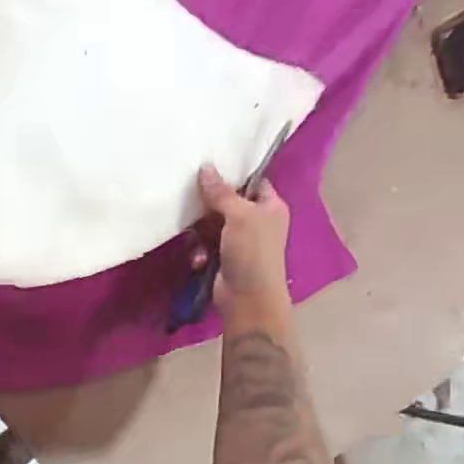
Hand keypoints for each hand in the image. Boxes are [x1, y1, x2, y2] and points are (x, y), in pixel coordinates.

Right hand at [199, 164, 289, 313]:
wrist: (247, 296)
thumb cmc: (251, 251)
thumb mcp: (239, 216)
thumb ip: (221, 192)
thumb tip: (205, 167)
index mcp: (269, 206)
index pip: (252, 182)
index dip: (233, 178)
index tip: (208, 174)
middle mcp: (255, 221)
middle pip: (224, 204)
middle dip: (206, 210)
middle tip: (193, 210)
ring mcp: (237, 240)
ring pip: (208, 225)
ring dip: (198, 236)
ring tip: (197, 245)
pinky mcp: (220, 257)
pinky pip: (203, 245)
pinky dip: (198, 252)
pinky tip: (199, 261)